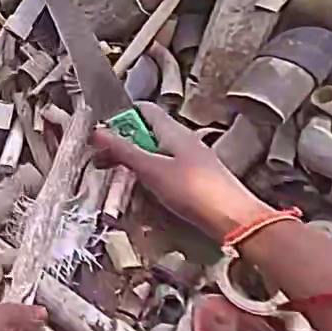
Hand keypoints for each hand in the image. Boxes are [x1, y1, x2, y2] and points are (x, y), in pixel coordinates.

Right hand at [89, 102, 272, 240]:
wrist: (236, 221)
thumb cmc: (193, 190)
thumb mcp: (151, 169)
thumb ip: (123, 150)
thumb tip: (96, 131)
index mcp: (173, 130)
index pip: (143, 109)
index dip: (120, 115)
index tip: (102, 131)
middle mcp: (183, 140)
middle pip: (146, 132)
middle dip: (122, 143)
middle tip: (101, 158)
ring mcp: (191, 159)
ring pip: (155, 151)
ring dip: (134, 160)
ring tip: (117, 175)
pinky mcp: (196, 178)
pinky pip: (166, 168)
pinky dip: (149, 173)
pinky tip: (144, 188)